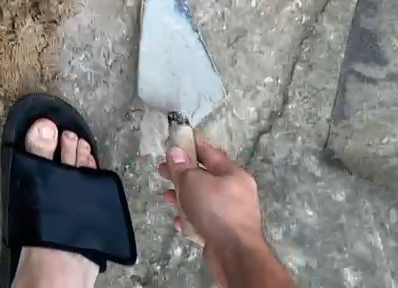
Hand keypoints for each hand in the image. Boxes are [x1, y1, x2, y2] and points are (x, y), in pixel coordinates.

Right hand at [157, 139, 292, 287]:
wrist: (235, 256)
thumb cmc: (215, 209)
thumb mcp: (192, 181)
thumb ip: (181, 166)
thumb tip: (175, 152)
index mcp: (233, 174)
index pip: (208, 152)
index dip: (189, 145)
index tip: (172, 142)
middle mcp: (235, 192)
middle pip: (203, 176)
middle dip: (181, 175)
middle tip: (162, 172)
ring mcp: (231, 214)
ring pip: (201, 199)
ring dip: (182, 197)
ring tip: (167, 199)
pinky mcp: (225, 233)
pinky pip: (203, 219)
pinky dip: (190, 218)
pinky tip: (179, 221)